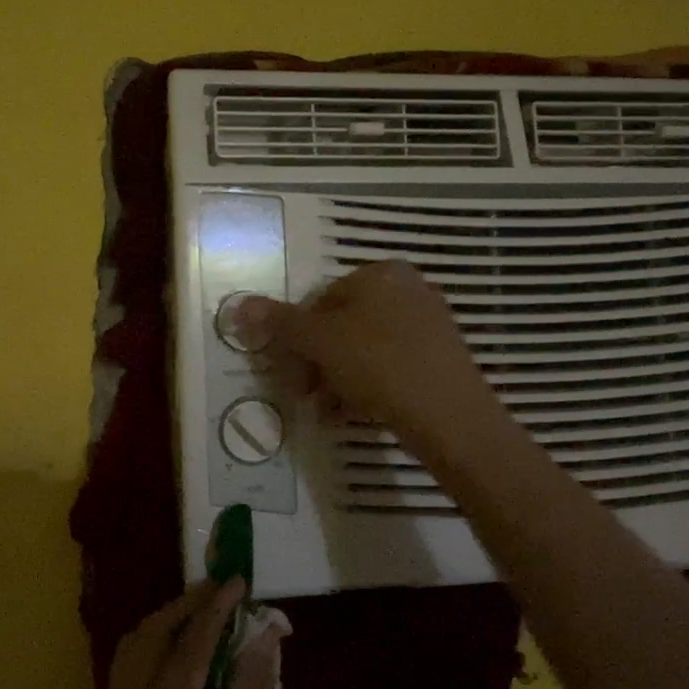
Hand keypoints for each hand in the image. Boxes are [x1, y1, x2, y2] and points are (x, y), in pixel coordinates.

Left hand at [102, 580, 281, 688]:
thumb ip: (251, 682)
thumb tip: (264, 629)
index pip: (190, 640)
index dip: (216, 607)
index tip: (238, 580)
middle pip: (148, 636)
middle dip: (182, 608)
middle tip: (217, 593)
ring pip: (129, 653)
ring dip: (162, 628)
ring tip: (200, 618)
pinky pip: (125, 678)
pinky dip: (150, 655)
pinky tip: (179, 658)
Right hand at [234, 260, 502, 449]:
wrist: (449, 415)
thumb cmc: (379, 364)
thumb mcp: (320, 341)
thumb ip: (280, 322)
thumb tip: (239, 304)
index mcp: (381, 273)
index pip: (321, 298)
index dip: (297, 335)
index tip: (286, 369)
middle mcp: (408, 289)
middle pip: (342, 324)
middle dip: (316, 361)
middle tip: (301, 393)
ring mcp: (428, 324)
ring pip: (364, 348)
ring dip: (336, 378)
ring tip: (325, 410)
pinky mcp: (440, 358)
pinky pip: (390, 366)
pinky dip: (366, 386)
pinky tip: (352, 414)